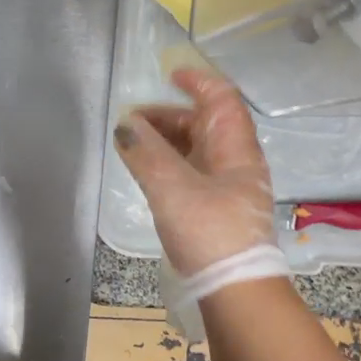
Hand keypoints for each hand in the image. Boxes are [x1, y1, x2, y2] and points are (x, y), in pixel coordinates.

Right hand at [116, 68, 278, 279]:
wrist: (232, 286)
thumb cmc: (208, 232)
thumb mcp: (172, 189)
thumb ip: (146, 154)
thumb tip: (124, 124)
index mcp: (236, 151)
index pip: (222, 102)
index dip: (198, 83)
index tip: (169, 75)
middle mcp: (236, 164)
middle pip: (206, 125)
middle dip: (170, 115)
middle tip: (132, 120)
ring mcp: (226, 188)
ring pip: (196, 150)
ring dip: (166, 140)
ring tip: (133, 142)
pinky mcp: (213, 210)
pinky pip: (189, 172)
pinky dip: (167, 163)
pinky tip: (147, 171)